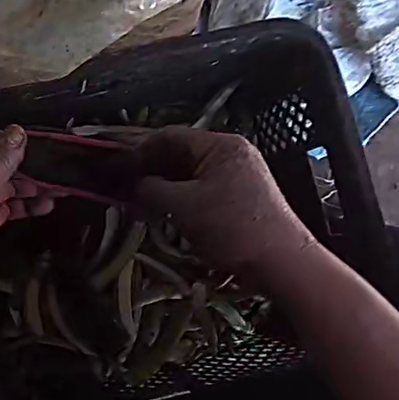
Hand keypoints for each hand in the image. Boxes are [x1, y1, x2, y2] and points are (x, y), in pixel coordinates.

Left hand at [0, 125, 54, 302]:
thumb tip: (16, 134)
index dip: (4, 138)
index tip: (30, 144)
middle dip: (23, 164)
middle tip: (49, 167)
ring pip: (5, 185)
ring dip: (30, 185)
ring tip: (55, 186)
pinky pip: (8, 207)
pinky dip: (26, 205)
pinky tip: (44, 204)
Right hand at [134, 127, 317, 280]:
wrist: (279, 263)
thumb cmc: (234, 228)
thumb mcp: (183, 207)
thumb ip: (151, 190)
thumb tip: (132, 185)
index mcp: (222, 145)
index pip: (170, 136)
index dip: (140, 149)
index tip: (119, 165)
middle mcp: (231, 155)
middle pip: (179, 155)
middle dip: (150, 170)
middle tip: (124, 185)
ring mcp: (236, 178)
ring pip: (187, 176)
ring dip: (163, 188)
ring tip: (139, 202)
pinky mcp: (237, 200)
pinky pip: (199, 191)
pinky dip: (178, 200)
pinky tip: (162, 214)